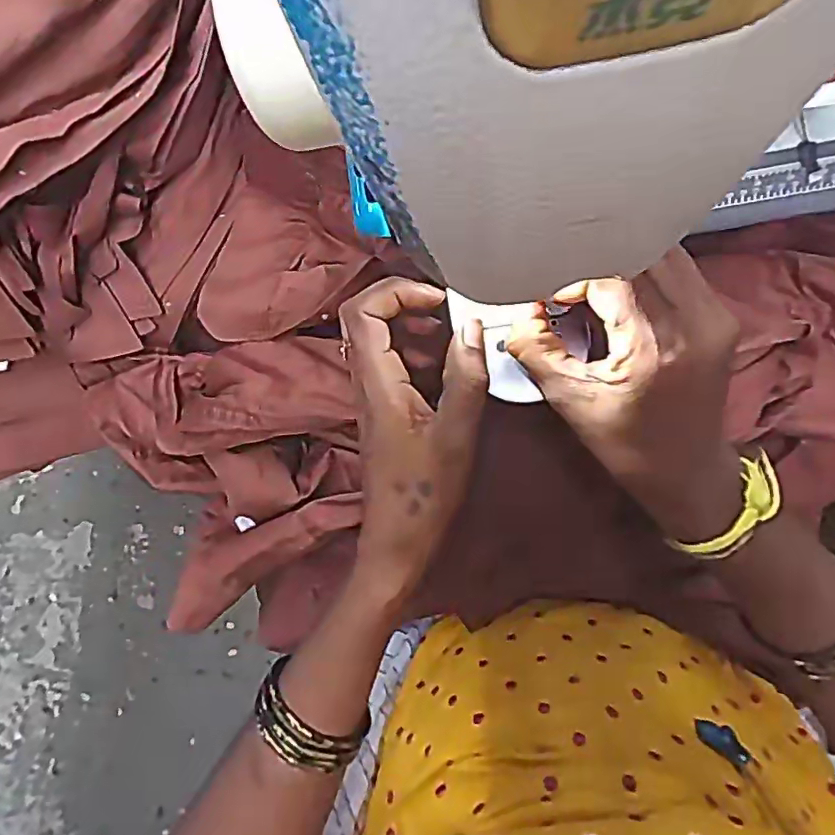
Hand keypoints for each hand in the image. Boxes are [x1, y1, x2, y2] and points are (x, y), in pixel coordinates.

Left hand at [341, 279, 487, 608]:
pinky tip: (455, 373)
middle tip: (453, 314)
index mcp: (377, 383)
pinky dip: (423, 356)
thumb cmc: (424, 495)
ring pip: (384, 341)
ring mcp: (373, 397)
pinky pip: (397, 366)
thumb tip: (471, 326)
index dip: (398, 291)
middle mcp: (366, 383)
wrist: (397, 543)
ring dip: (420, 331)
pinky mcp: (385, 411)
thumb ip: (465, 377)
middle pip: (369, 319)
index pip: (363, 311)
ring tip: (460, 343)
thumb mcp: (456, 434)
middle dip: (411, 305)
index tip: (440, 300)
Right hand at [504, 245, 741, 542]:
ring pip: (663, 253)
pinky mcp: (721, 315)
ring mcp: (716, 315)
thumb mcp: (570, 400)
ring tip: (595, 285)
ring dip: (624, 260)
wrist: (687, 471)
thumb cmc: (629, 445)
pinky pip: (679, 269)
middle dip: (598, 259)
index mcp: (655, 345)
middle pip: (642, 251)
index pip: (612, 274)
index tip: (553, 298)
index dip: (574, 276)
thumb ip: (537, 349)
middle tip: (571, 281)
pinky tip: (623, 292)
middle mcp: (696, 322)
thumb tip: (522, 313)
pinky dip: (646, 269)